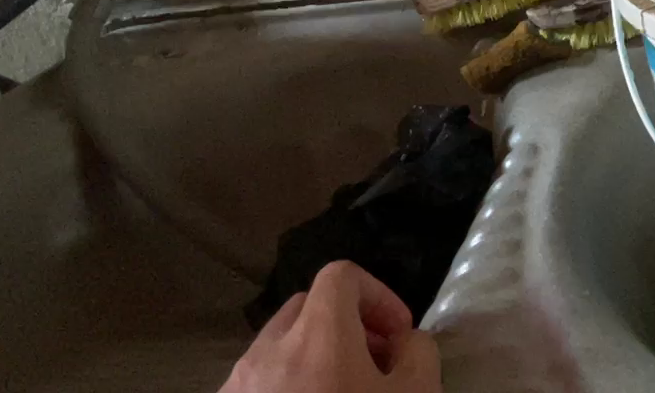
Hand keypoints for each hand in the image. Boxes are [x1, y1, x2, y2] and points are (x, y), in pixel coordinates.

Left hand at [221, 261, 440, 392]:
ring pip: (278, 349)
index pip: (342, 274)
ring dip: (313, 358)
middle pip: (307, 307)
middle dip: (345, 324)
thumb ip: (419, 353)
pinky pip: (255, 386)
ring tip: (339, 391)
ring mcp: (235, 389)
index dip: (378, 294)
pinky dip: (283, 389)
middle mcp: (267, 351)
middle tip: (372, 362)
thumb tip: (405, 344)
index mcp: (316, 333)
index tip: (398, 336)